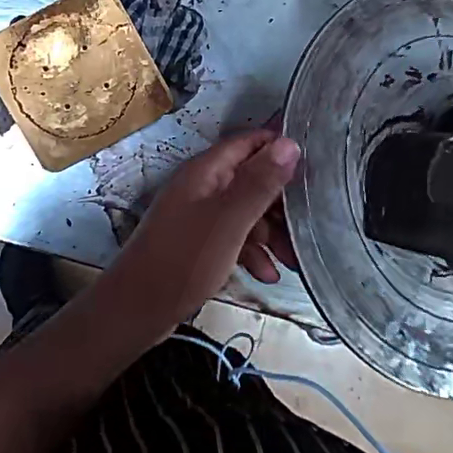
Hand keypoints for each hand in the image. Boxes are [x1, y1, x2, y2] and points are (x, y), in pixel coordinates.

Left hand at [92, 131, 300, 331]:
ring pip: (246, 213)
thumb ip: (260, 182)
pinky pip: (233, 238)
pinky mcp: (198, 243)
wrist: (137, 309)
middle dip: (281, 202)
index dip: (281, 149)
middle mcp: (202, 187)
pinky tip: (267, 275)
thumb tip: (290, 143)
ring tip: (294, 261)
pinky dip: (252, 253)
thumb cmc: (184, 260)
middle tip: (310, 224)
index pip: (249, 143)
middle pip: (251, 180)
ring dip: (271, 233)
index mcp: (206, 172)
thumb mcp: (229, 220)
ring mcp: (198, 216)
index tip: (315, 168)